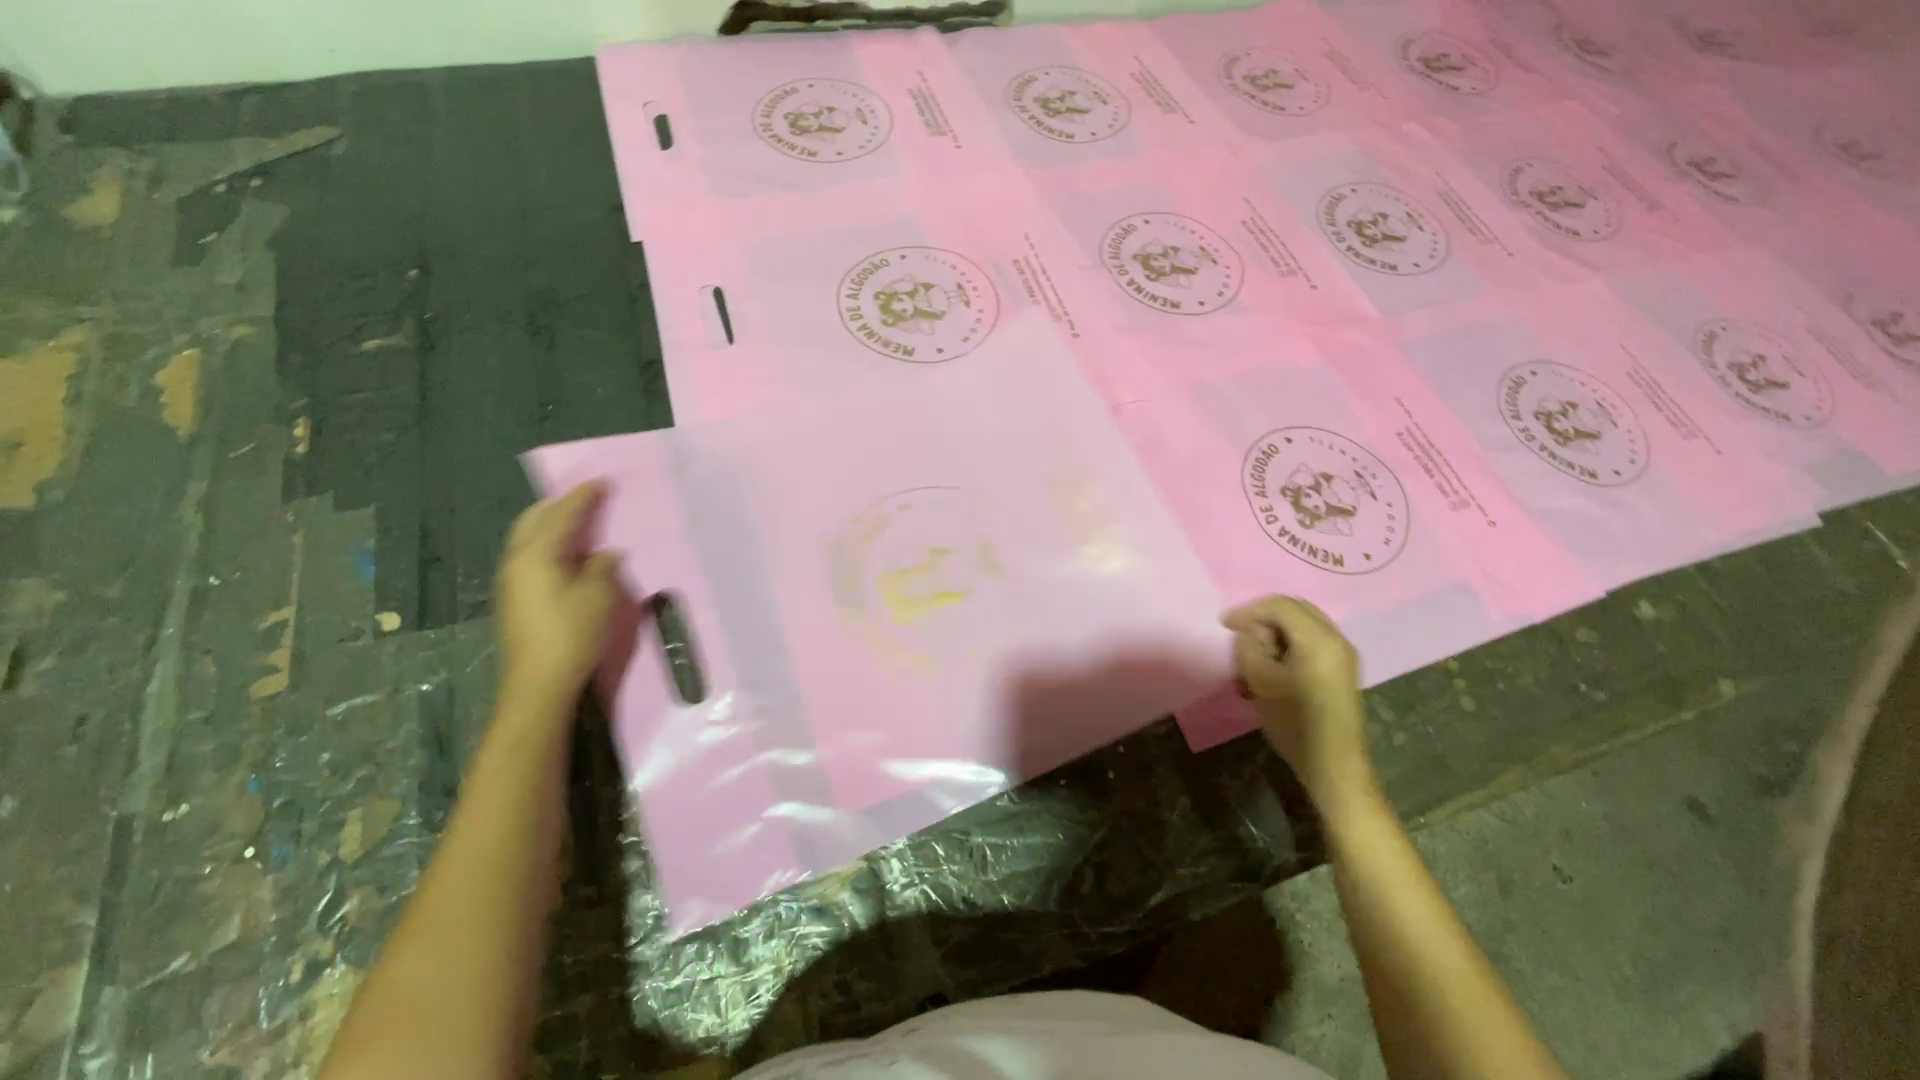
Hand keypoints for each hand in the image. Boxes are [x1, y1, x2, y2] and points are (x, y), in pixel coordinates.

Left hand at [495, 483, 620, 710]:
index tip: (600, 482)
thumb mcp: (598, 597)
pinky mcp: (514, 600)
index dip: (582, 497)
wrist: (538, 684)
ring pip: (529, 539)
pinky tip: (568, 556)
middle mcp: (516, 561)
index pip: (561, 515)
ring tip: (579, 523)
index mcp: (536, 554)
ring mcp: (511, 582)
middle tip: (585, 499)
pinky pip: (530, 557)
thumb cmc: (571, 635)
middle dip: (558, 506)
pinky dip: (549, 545)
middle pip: (534, 521)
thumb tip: (605, 554)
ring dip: (552, 526)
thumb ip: (602, 567)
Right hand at [1223, 596, 1372, 801]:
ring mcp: (1342, 656)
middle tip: (1239, 638)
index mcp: (1318, 638)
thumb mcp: (1261, 681)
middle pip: (1294, 610)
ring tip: (1252, 659)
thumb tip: (1247, 635)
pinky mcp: (1340, 672)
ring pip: (1302, 627)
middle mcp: (1336, 639)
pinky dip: (1288, 647)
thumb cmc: (1295, 722)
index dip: (1248, 611)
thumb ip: (1249, 648)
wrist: (1333, 764)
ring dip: (1274, 635)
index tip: (1224, 627)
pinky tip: (1270, 671)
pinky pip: (1310, 645)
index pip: (1279, 605)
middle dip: (1263, 619)